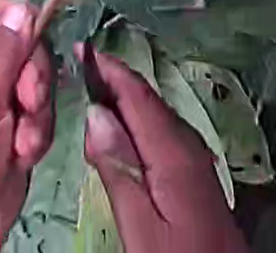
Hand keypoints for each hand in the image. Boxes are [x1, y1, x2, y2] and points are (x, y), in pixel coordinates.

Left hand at [0, 0, 55, 252]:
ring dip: (38, 110)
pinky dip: (39, 131)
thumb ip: (3, 49)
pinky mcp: (20, 125)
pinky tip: (23, 152)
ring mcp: (2, 98)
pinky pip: (44, 110)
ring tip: (20, 138)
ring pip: (39, 78)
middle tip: (26, 100)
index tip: (33, 34)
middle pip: (25, 43)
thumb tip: (23, 6)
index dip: (13, 15)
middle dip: (34, 74)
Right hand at [79, 45, 247, 252]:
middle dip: (114, 80)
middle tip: (80, 68)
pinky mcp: (194, 175)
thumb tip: (96, 113)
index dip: (110, 69)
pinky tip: (121, 134)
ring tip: (93, 93)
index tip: (82, 48)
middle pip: (146, 100)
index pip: (137, 95)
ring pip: (154, 115)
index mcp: (173, 150)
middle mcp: (187, 144)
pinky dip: (136, 122)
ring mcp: (194, 159)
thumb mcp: (141, 228)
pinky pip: (160, 132)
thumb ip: (119, 169)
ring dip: (124, 100)